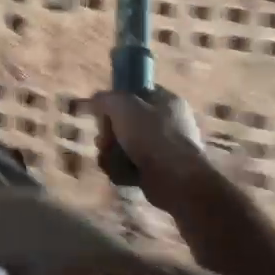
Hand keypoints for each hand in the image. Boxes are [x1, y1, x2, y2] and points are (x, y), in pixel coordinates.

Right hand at [89, 89, 213, 204]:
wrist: (177, 180)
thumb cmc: (151, 135)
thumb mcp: (121, 105)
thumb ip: (104, 98)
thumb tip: (97, 101)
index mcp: (167, 101)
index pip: (135, 93)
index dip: (116, 101)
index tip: (104, 112)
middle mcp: (169, 123)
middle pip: (126, 122)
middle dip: (109, 133)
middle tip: (105, 141)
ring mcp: (166, 149)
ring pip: (125, 145)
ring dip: (111, 153)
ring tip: (111, 160)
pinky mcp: (161, 171)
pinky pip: (131, 165)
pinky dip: (121, 169)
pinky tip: (120, 172)